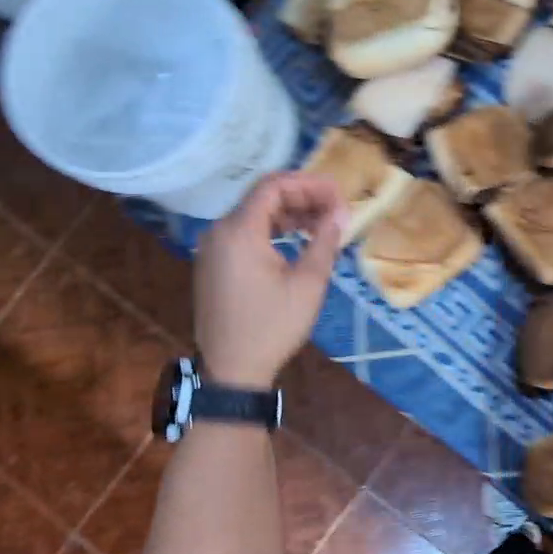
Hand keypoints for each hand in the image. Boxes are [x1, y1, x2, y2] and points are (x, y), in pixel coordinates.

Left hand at [193, 172, 347, 387]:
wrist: (232, 369)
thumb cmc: (273, 326)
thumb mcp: (308, 284)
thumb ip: (324, 242)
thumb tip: (340, 215)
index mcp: (239, 231)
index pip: (274, 186)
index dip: (310, 185)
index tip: (339, 196)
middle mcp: (219, 231)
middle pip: (263, 197)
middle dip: (302, 198)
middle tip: (336, 210)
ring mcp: (212, 248)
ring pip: (254, 215)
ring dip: (289, 214)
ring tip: (323, 225)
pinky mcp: (213, 264)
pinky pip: (244, 233)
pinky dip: (273, 230)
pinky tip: (298, 241)